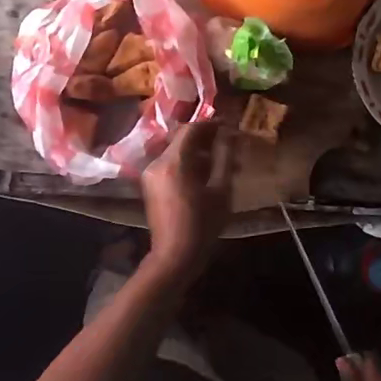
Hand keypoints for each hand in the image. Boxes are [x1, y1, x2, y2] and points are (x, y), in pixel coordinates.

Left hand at [141, 121, 231, 276]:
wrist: (174, 256)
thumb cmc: (202, 225)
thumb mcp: (220, 190)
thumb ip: (224, 158)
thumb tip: (229, 135)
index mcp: (173, 162)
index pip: (191, 129)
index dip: (211, 125)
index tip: (230, 127)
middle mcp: (157, 162)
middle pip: (181, 139)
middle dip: (205, 139)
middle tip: (228, 145)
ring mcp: (150, 174)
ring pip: (176, 152)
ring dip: (197, 153)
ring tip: (222, 164)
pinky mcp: (150, 185)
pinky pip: (170, 165)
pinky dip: (187, 164)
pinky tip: (205, 176)